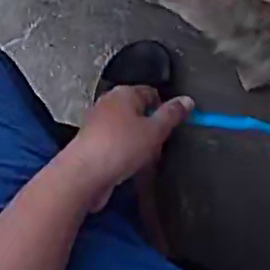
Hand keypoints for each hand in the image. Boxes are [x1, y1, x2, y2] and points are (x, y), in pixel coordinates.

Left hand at [59, 85, 191, 209]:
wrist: (81, 177)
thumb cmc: (120, 147)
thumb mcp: (154, 131)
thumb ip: (172, 115)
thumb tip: (188, 100)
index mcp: (124, 93)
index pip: (152, 93)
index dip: (164, 110)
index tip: (168, 129)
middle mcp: (108, 102)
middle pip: (138, 112)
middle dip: (149, 130)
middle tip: (157, 147)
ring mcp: (96, 123)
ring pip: (126, 130)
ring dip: (136, 145)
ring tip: (142, 162)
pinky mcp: (89, 144)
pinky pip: (113, 145)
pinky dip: (121, 154)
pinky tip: (126, 169)